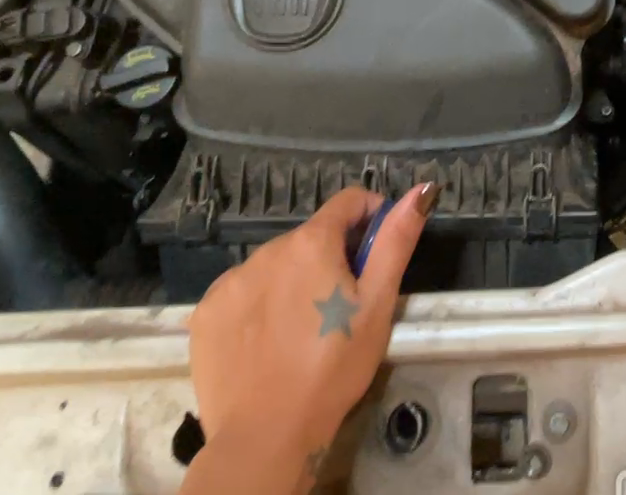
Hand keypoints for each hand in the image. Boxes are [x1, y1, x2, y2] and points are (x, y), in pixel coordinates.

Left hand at [180, 183, 437, 494]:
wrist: (266, 435)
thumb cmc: (334, 366)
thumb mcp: (378, 304)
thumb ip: (396, 241)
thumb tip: (421, 190)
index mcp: (312, 242)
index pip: (349, 201)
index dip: (371, 217)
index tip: (378, 252)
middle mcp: (267, 250)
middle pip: (311, 237)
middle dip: (331, 259)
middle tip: (344, 306)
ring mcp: (230, 282)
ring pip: (276, 265)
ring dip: (295, 280)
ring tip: (306, 329)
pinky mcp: (205, 314)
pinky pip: (242, 292)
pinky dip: (260, 305)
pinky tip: (269, 341)